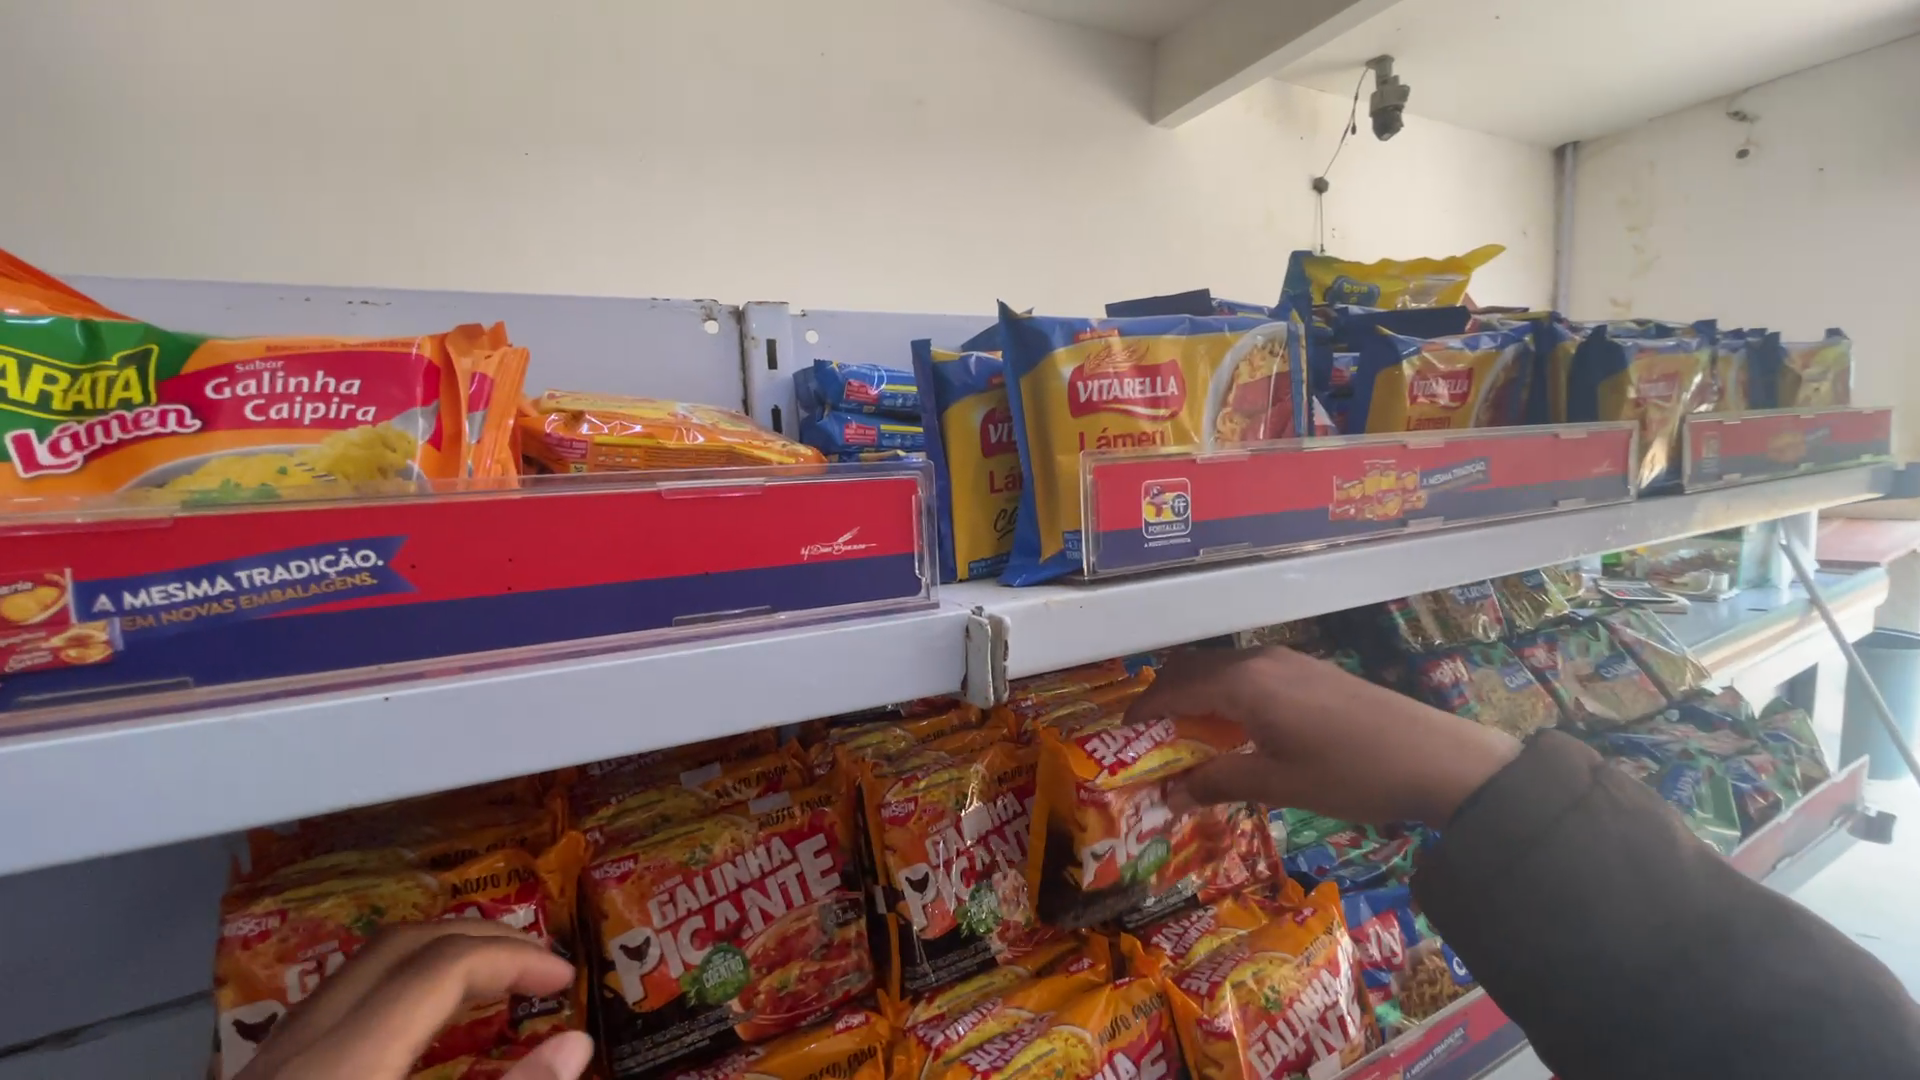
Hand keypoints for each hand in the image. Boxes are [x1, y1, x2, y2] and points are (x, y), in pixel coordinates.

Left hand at [235, 921, 594, 1079]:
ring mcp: (262, 1071)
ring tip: (491, 979)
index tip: (563, 980)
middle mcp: (294, 1052)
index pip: (442, 968)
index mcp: (339, 1069)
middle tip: (535, 962)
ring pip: (361, 969)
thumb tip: (574, 1045)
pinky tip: (422, 1030)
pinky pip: (335, 1007)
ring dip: (438, 957)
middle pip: (401, 945)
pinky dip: (398, 991)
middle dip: (481, 938)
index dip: (515, 958)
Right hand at [1127, 647, 1520, 824]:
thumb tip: (1167, 797)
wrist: (1438, 758)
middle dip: (1162, 699)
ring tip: (1189, 735)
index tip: (1121, 736)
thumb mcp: (1278, 784)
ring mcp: (1284, 658)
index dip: (1142, 711)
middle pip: (1189, 668)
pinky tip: (1235, 725)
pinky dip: (1222, 691)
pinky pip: (1244, 670)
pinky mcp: (1305, 666)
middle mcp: (1257, 660)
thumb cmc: (1350, 774)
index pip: (1172, 689)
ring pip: (1218, 666)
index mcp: (1243, 684)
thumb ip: (1216, 782)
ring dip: (1193, 693)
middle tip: (1151, 739)